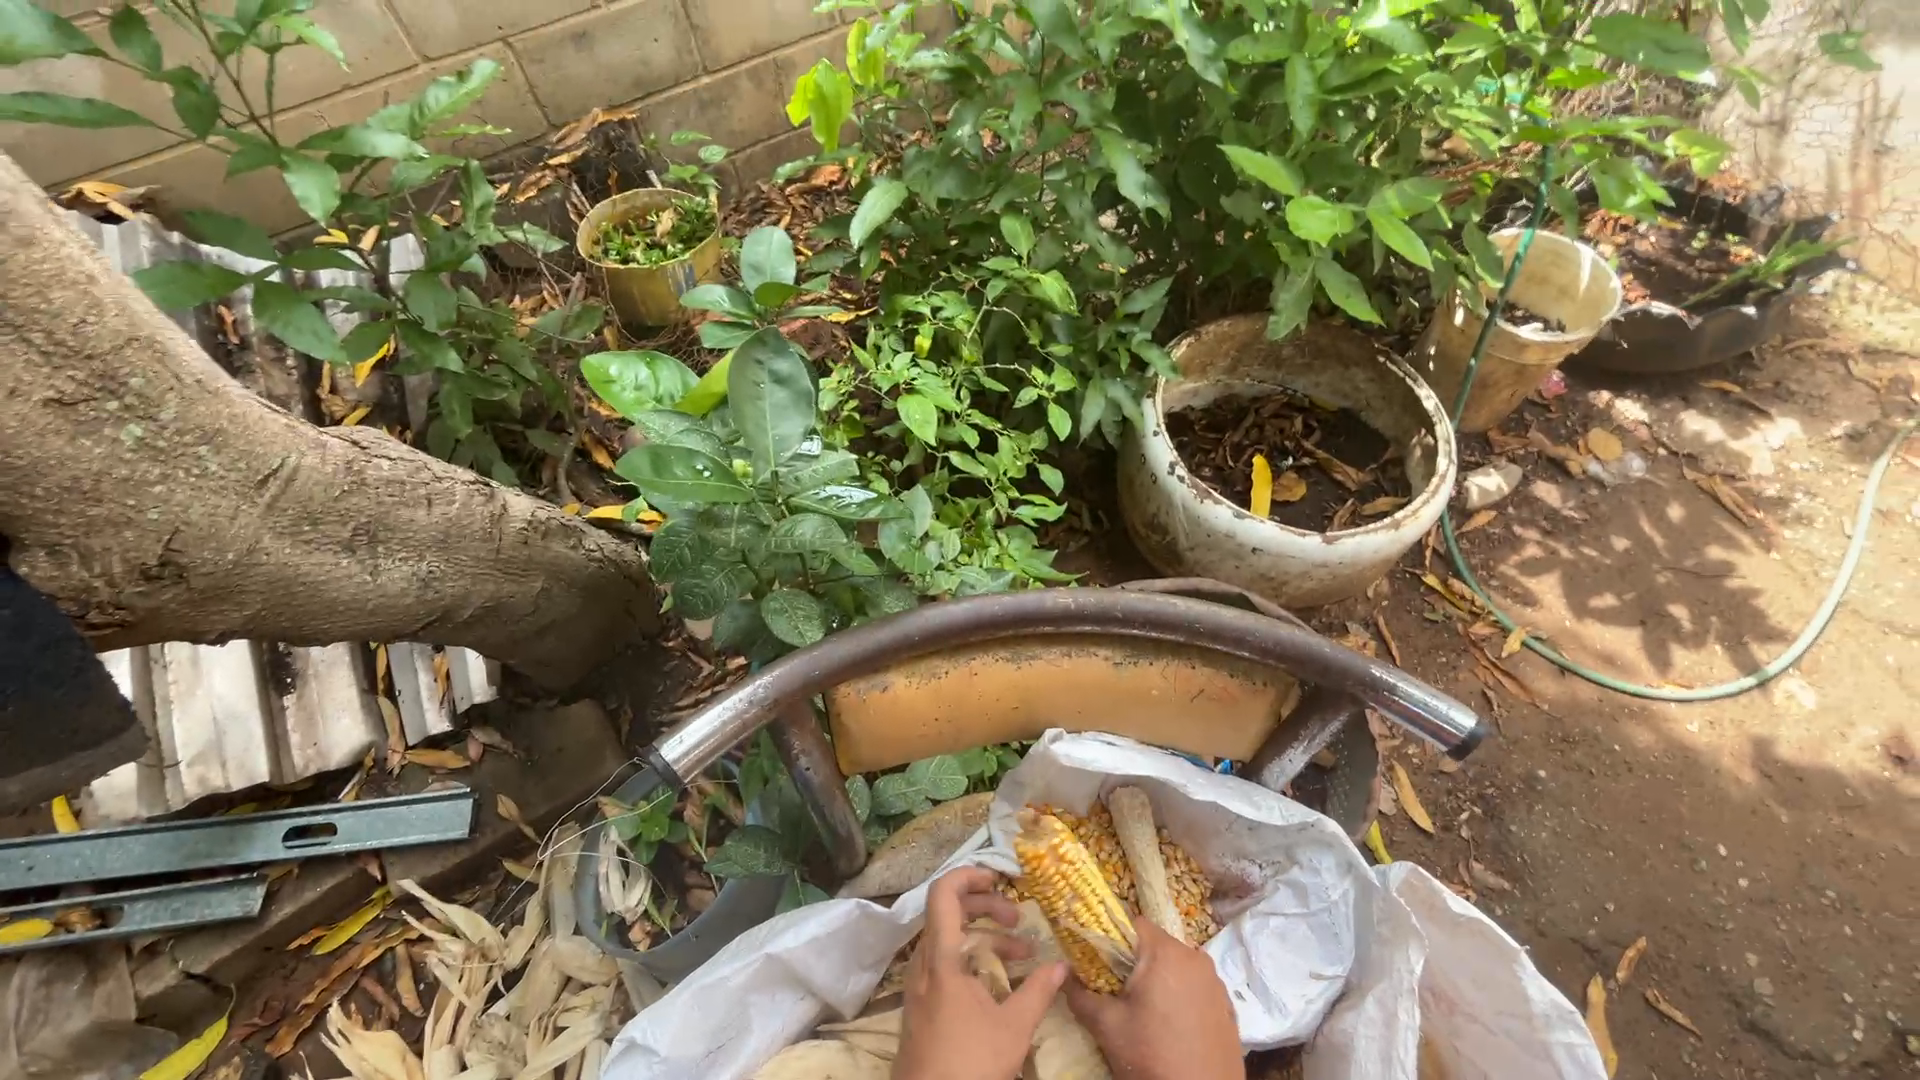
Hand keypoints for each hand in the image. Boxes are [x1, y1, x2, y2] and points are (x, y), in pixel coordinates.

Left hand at [893, 866, 1068, 1079]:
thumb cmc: (969, 1065)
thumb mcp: (1013, 1028)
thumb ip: (1039, 991)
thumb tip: (1063, 965)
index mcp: (941, 958)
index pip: (943, 893)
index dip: (969, 875)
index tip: (1000, 879)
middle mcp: (924, 963)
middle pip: (948, 911)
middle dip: (985, 906)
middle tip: (1018, 919)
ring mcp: (919, 984)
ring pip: (949, 940)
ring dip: (984, 937)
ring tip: (1024, 954)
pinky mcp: (921, 1003)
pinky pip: (945, 963)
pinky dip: (972, 959)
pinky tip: (1000, 980)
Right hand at [1066, 920, 1245, 1079]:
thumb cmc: (1153, 1057)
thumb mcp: (1107, 1027)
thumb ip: (1080, 994)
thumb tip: (1063, 975)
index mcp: (1166, 953)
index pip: (1132, 924)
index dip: (1111, 938)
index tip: (1098, 962)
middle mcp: (1195, 957)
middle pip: (1154, 946)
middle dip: (1133, 964)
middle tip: (1117, 993)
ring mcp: (1215, 982)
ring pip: (1175, 966)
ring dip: (1157, 980)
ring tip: (1143, 1014)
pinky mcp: (1227, 1006)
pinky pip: (1194, 987)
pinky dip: (1179, 997)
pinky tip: (1170, 1027)